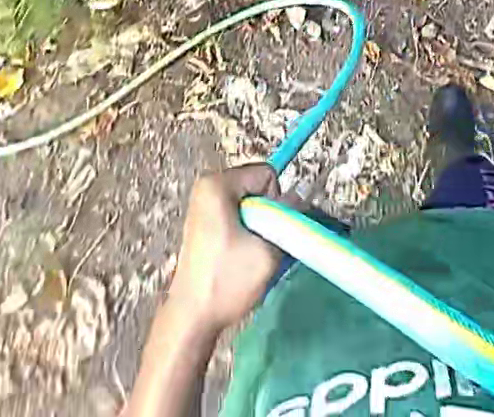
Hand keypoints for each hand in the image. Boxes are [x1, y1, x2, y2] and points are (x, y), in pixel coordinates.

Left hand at [166, 163, 282, 332]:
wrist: (191, 319)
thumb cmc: (227, 282)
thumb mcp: (268, 250)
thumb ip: (290, 217)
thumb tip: (302, 196)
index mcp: (217, 184)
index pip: (267, 174)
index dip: (274, 203)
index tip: (262, 232)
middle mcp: (207, 185)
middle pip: (258, 186)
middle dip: (265, 213)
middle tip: (255, 245)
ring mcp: (202, 203)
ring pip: (251, 202)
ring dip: (257, 224)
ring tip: (245, 253)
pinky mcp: (203, 220)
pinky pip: (238, 212)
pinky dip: (245, 230)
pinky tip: (236, 256)